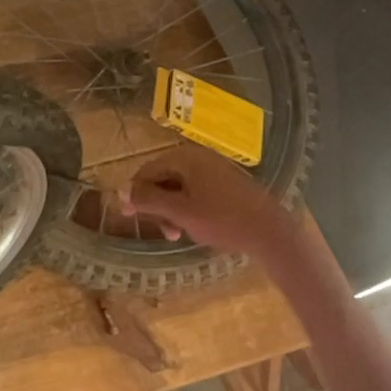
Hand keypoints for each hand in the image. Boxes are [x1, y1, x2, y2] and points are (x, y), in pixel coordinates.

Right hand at [116, 144, 329, 294]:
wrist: (271, 231)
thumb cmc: (222, 220)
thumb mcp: (181, 212)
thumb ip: (149, 200)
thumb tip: (120, 189)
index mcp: (184, 157)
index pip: (148, 170)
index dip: (136, 193)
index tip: (128, 216)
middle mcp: (198, 156)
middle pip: (164, 177)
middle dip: (158, 205)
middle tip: (165, 231)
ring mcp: (215, 168)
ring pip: (181, 186)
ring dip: (174, 209)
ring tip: (180, 233)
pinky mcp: (227, 182)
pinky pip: (198, 190)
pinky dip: (190, 206)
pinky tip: (197, 226)